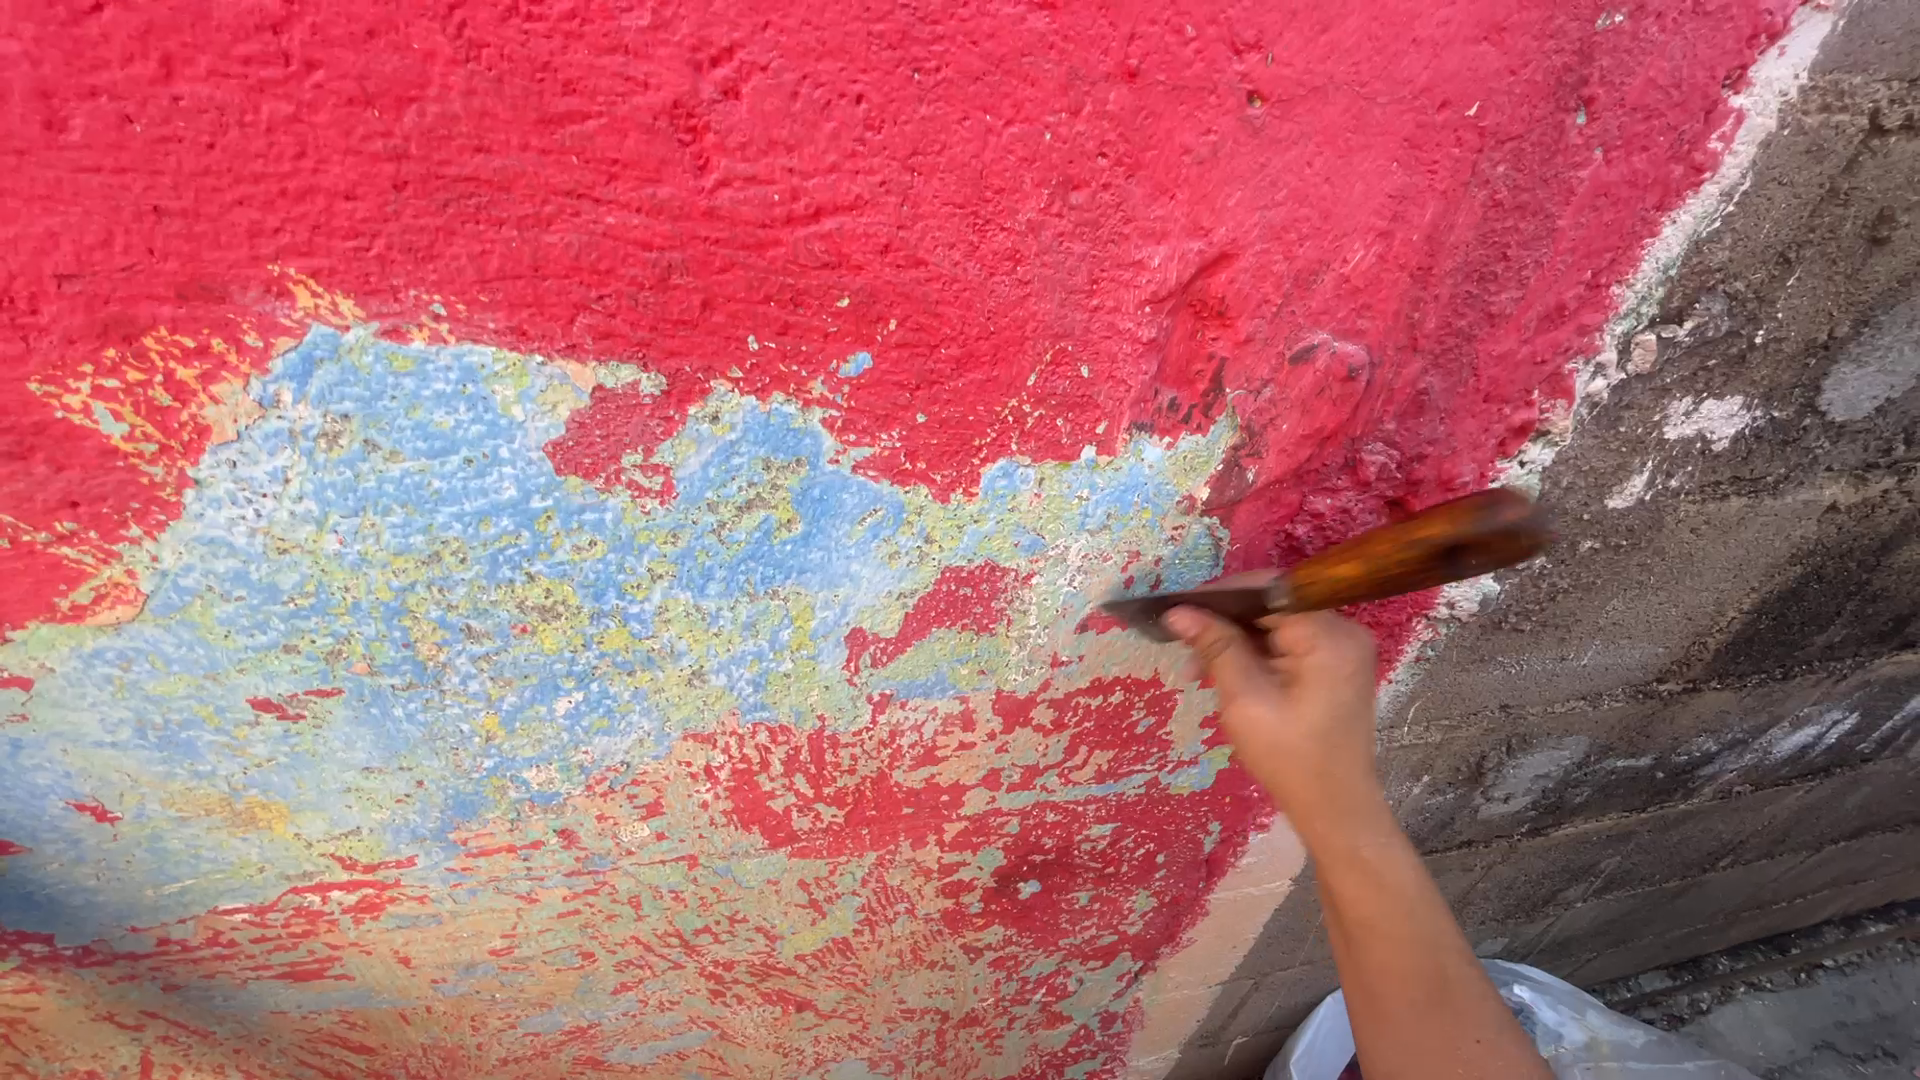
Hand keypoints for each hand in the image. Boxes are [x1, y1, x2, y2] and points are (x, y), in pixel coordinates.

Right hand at [1161, 587, 1381, 833]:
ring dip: (1234, 639)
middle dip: (1223, 622)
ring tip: (1199, 669)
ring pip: (1273, 623)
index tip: (1179, 610)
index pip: (1266, 590)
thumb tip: (1177, 611)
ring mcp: (1341, 647)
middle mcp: (1342, 630)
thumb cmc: (1289, 756)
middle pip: (1270, 605)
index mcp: (1328, 636)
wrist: (1334, 806)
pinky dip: (1254, 652)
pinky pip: (1285, 641)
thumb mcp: (1244, 698)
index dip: (1220, 595)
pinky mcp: (1333, 663)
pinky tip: (1226, 674)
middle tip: (1184, 646)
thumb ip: (1215, 646)